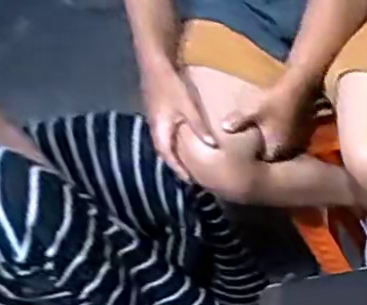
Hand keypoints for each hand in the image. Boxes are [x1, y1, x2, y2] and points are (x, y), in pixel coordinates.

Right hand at [140, 62, 214, 180]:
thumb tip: (212, 146)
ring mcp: (154, 116)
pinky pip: (165, 133)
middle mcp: (154, 123)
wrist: (154, 59)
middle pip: (163, 150)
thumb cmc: (170, 83)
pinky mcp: (157, 110)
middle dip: (175, 165)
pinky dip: (174, 144)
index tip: (189, 182)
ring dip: (174, 155)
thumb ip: (199, 126)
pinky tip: (185, 148)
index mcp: (159, 125)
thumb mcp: (188, 106)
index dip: (177, 169)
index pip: (166, 154)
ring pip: (163, 142)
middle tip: (190, 178)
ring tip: (188, 167)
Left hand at [220, 78, 312, 161]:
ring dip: (276, 144)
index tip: (247, 150)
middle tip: (254, 143)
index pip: (264, 160)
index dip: (256, 155)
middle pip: (275, 156)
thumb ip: (239, 121)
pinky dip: (283, 138)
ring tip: (266, 136)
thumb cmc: (273, 102)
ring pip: (284, 149)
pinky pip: (291, 142)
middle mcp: (289, 151)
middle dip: (266, 151)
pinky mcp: (302, 136)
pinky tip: (277, 128)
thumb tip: (224, 129)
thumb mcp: (252, 110)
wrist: (298, 93)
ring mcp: (297, 144)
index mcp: (276, 148)